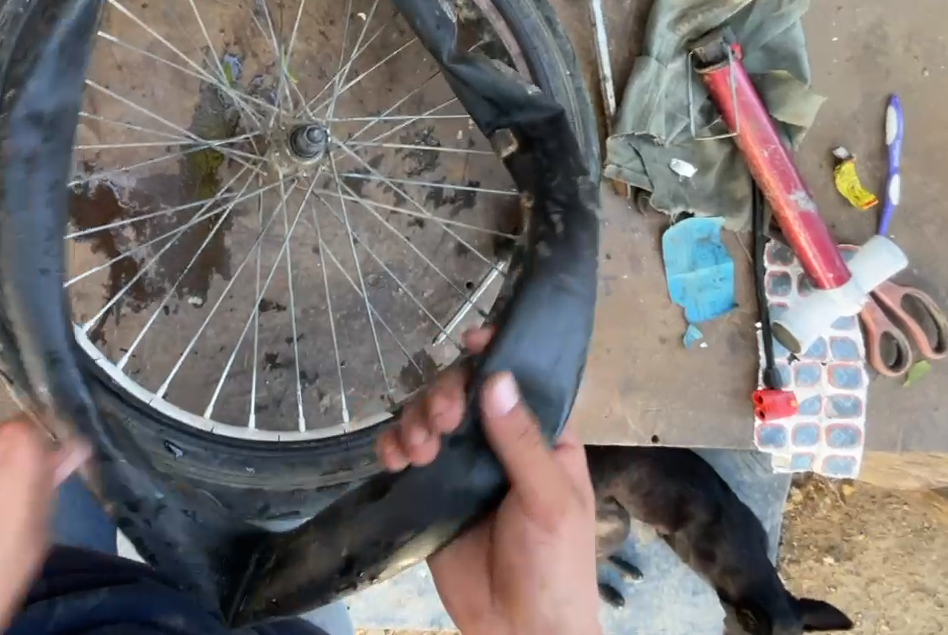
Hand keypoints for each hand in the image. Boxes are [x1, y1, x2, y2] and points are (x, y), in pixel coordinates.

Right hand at [377, 327, 601, 634]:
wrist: (518, 634)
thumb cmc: (555, 566)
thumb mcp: (549, 501)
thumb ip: (521, 441)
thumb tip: (495, 377)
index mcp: (538, 437)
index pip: (515, 379)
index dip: (494, 354)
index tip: (471, 341)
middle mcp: (495, 441)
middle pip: (461, 390)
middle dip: (444, 394)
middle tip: (442, 419)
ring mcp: (460, 463)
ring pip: (427, 414)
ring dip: (416, 419)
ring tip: (419, 450)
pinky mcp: (429, 488)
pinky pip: (403, 451)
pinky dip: (392, 445)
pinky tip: (393, 459)